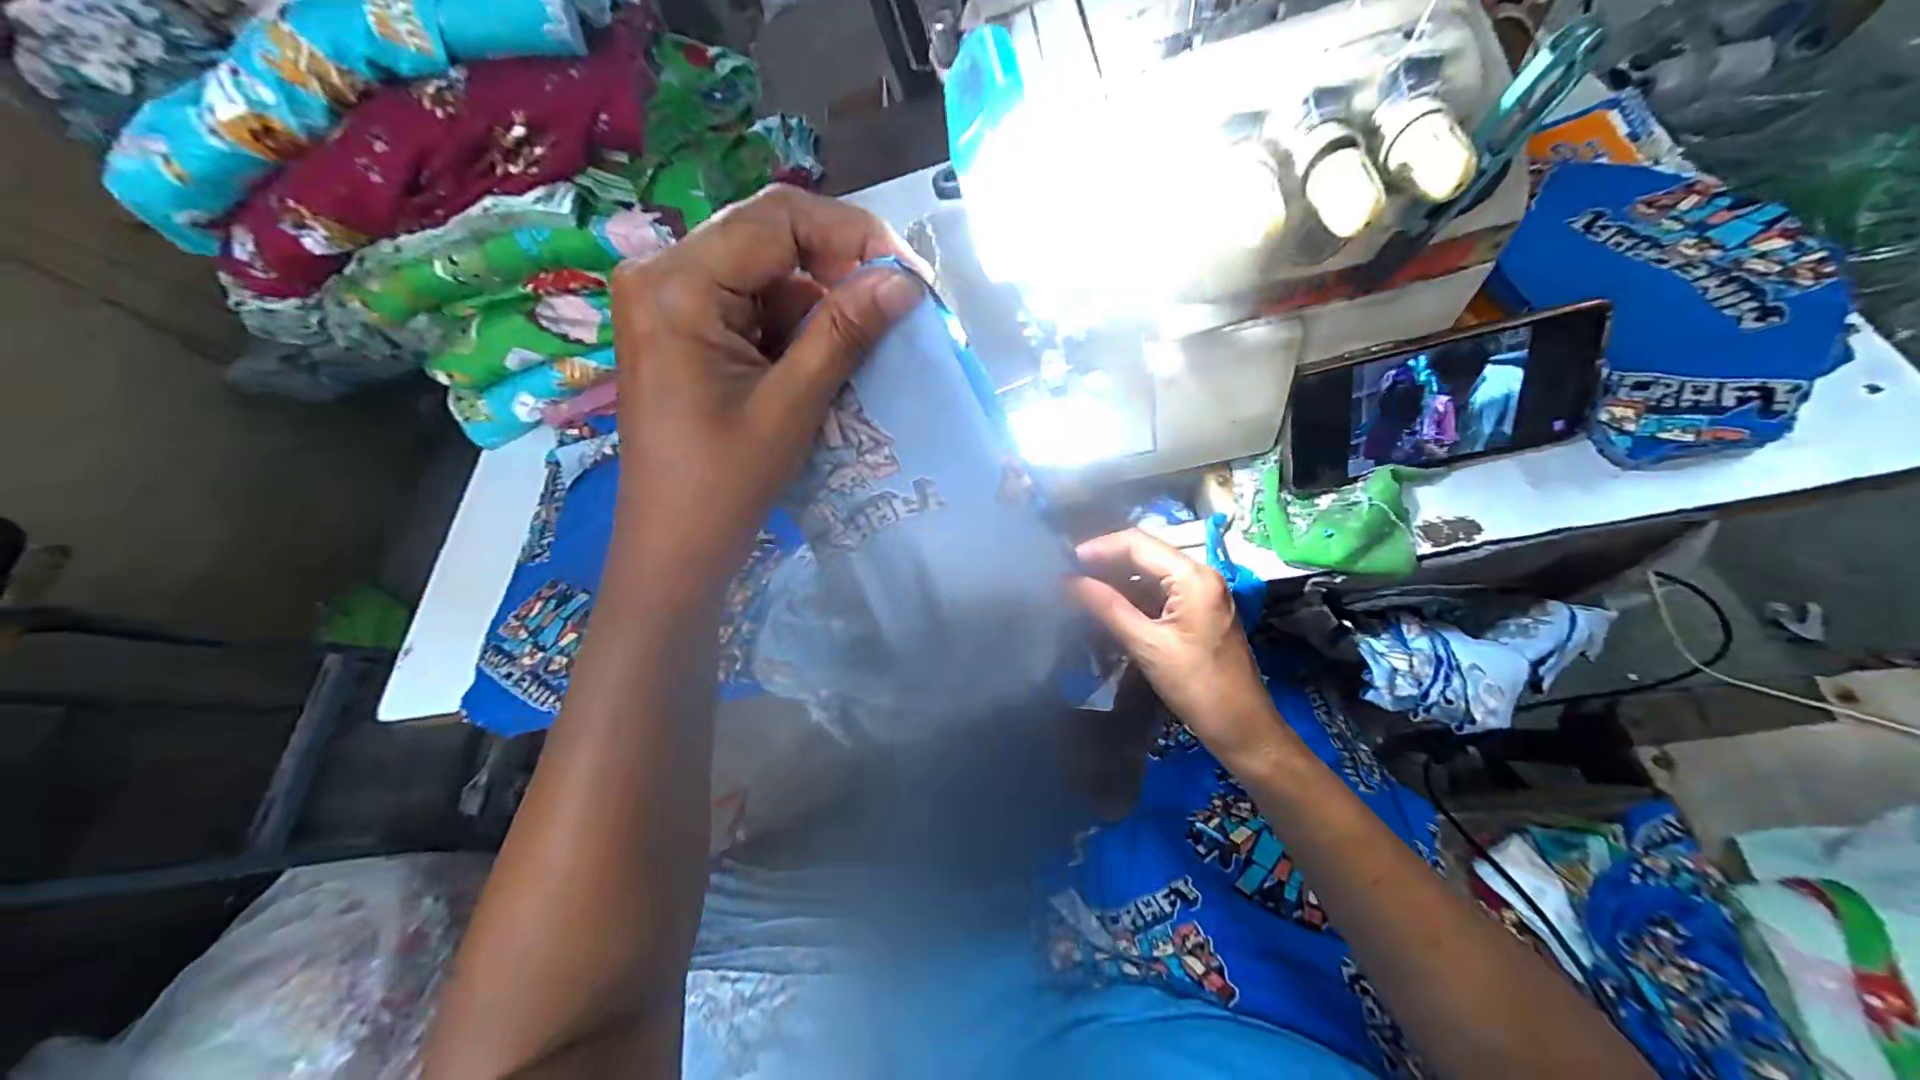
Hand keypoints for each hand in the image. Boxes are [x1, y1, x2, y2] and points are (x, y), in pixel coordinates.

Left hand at [609, 185, 928, 603]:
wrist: (673, 548)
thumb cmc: (724, 485)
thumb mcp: (791, 405)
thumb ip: (844, 332)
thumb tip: (906, 281)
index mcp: (677, 285)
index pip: (776, 220)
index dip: (852, 235)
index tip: (908, 274)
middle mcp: (662, 274)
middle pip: (767, 236)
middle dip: (837, 266)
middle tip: (894, 304)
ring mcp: (668, 301)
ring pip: (765, 270)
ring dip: (819, 299)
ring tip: (861, 343)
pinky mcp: (681, 327)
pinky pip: (750, 302)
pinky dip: (793, 322)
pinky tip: (819, 358)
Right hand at [1070, 530, 1305, 773]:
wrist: (1243, 728)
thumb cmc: (1198, 687)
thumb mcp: (1147, 646)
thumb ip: (1107, 607)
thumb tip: (1068, 581)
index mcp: (1193, 577)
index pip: (1137, 543)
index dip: (1098, 548)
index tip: (1063, 562)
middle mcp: (1199, 576)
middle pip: (1143, 554)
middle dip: (1104, 563)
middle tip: (1066, 576)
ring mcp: (1200, 594)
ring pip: (1148, 574)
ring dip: (1114, 580)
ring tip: (1077, 590)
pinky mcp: (1196, 613)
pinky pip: (1157, 593)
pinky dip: (1130, 597)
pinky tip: (1104, 607)